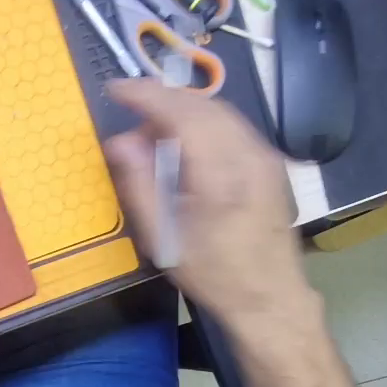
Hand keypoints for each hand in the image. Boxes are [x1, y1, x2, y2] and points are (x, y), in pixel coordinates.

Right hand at [104, 80, 313, 330]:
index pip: (180, 111)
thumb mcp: (164, 238)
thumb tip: (119, 143)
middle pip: (201, 105)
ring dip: (183, 114)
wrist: (270, 297)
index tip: (116, 89)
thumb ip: (139, 185)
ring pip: (220, 113)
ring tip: (155, 140)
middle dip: (161, 104)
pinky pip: (234, 128)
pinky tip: (188, 150)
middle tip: (132, 129)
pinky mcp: (271, 164)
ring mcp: (265, 157)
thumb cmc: (213, 274)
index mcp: (220, 172)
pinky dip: (204, 126)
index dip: (145, 94)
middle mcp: (249, 153)